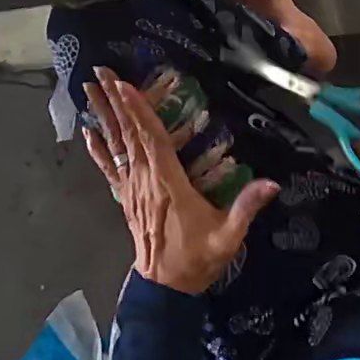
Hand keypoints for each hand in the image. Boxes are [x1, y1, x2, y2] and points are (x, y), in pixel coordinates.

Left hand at [82, 66, 278, 293]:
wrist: (165, 287)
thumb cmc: (197, 258)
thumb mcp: (227, 237)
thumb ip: (246, 208)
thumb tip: (272, 183)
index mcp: (168, 182)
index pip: (151, 138)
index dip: (138, 111)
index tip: (124, 85)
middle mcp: (144, 178)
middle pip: (128, 132)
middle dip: (115, 100)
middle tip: (100, 71)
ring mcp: (131, 187)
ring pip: (116, 144)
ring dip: (104, 115)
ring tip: (90, 89)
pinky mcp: (124, 196)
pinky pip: (108, 167)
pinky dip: (98, 149)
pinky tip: (87, 132)